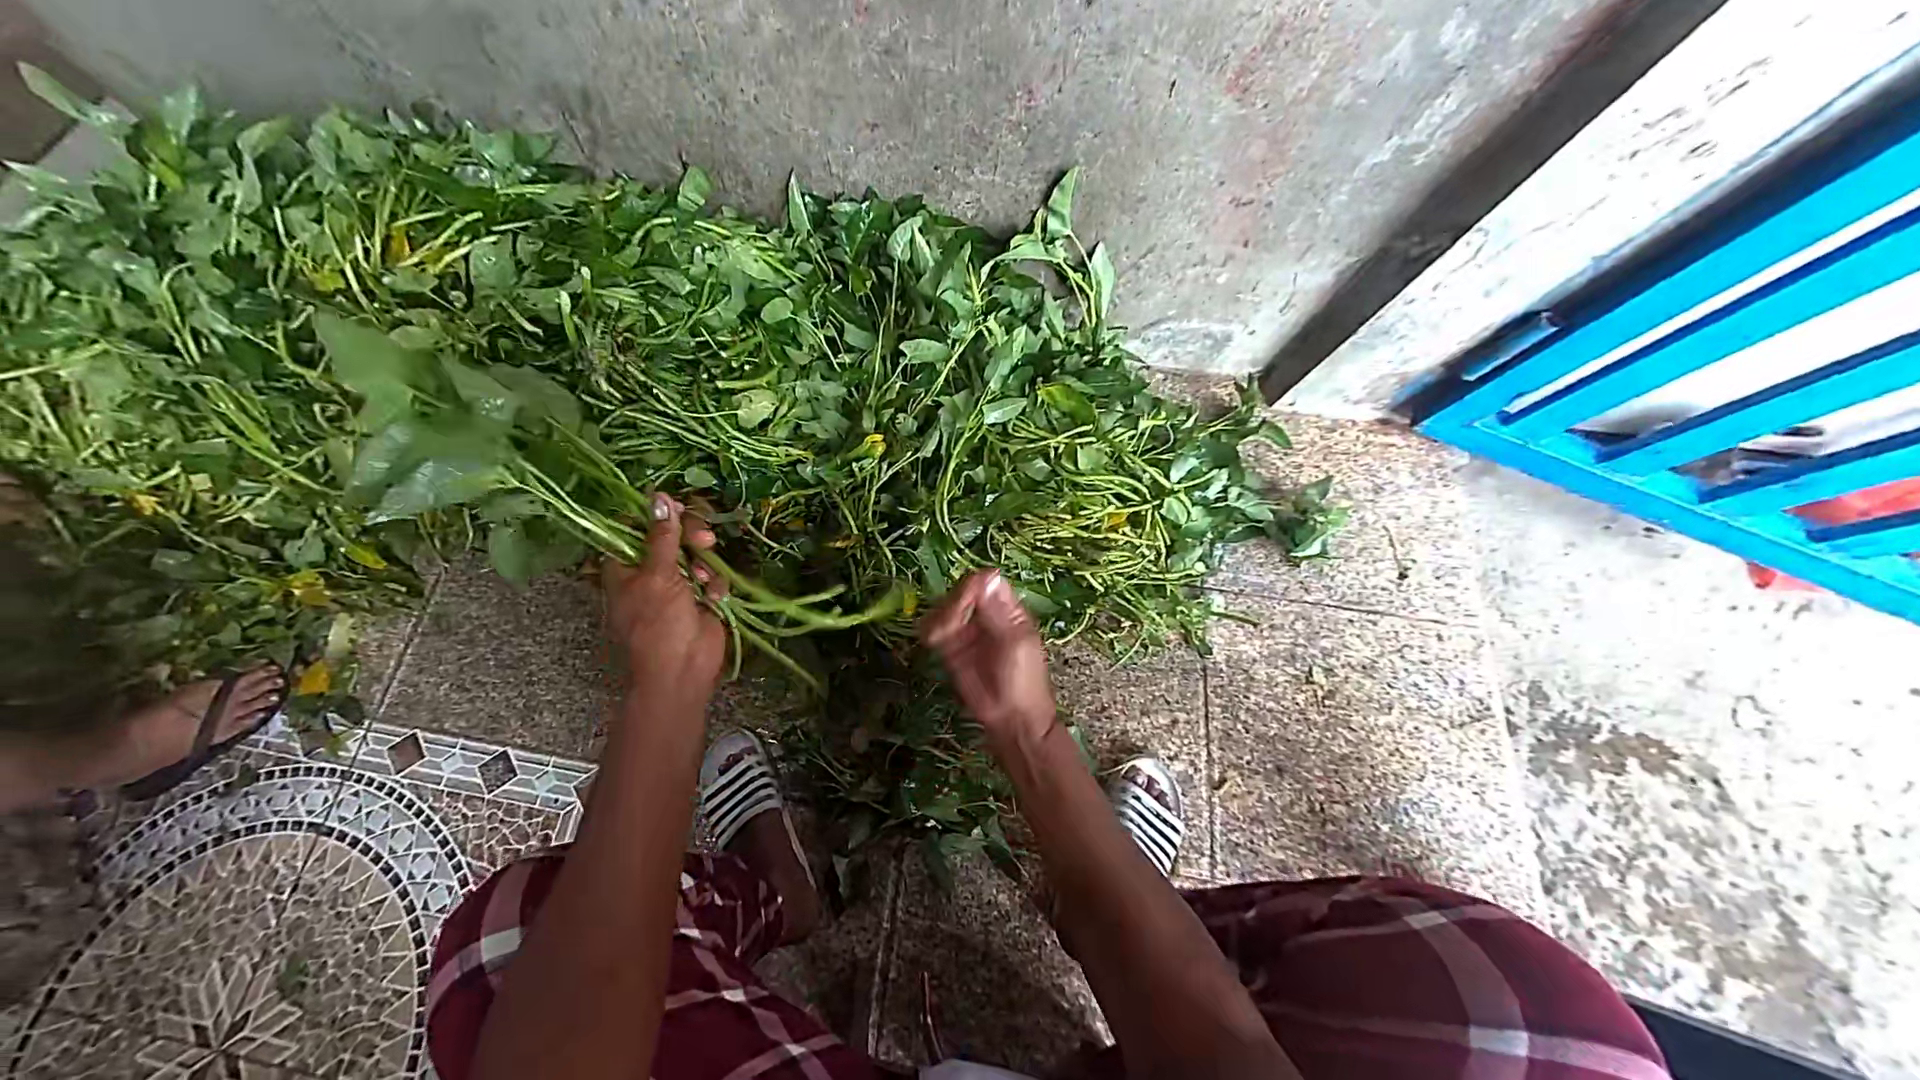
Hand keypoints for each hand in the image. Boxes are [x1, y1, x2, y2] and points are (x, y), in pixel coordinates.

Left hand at [603, 494, 727, 717]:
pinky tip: (712, 599)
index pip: (638, 526)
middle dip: (690, 536)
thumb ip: (661, 536)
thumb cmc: (657, 625)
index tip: (677, 506)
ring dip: (704, 563)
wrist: (682, 671)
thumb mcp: (656, 576)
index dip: (658, 514)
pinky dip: (714, 585)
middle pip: (673, 535)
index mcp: (625, 565)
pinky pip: (713, 576)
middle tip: (703, 540)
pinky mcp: (702, 597)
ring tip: (703, 578)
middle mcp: (650, 571)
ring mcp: (678, 584)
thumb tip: (659, 497)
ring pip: (697, 553)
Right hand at [921, 569, 1058, 752]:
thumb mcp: (1016, 641)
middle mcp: (984, 615)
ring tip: (943, 637)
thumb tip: (987, 573)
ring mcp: (965, 631)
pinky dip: (930, 631)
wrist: (1011, 719)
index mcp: (1007, 608)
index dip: (974, 585)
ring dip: (940, 619)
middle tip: (954, 623)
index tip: (967, 596)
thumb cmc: (1023, 680)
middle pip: (960, 592)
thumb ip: (997, 609)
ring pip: (943, 608)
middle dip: (954, 604)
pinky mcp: (949, 648)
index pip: (986, 581)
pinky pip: (932, 629)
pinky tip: (934, 640)